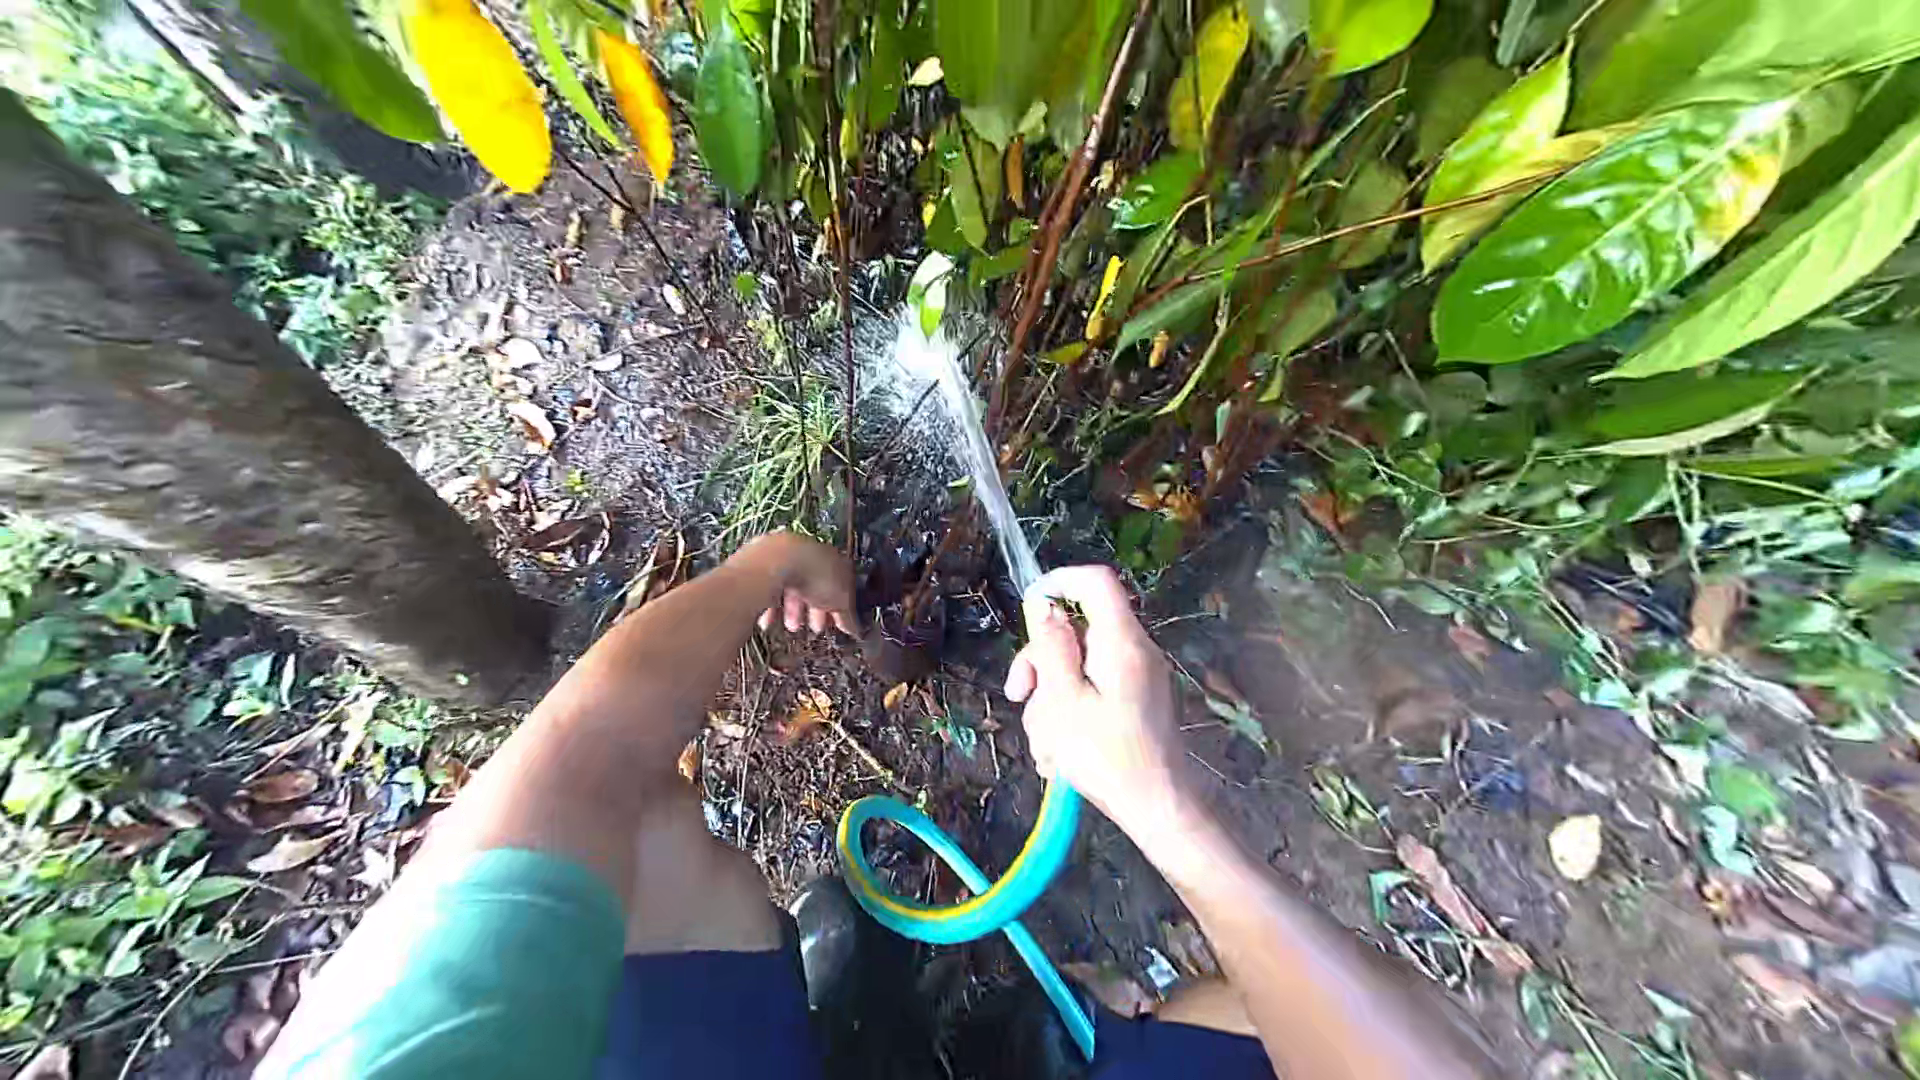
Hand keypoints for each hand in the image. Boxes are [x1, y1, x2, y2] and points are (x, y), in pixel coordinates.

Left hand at [740, 531, 856, 635]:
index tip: (835, 621)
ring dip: (792, 610)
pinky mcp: (759, 564)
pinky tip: (769, 622)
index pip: (838, 581)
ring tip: (792, 627)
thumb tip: (854, 628)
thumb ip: (848, 616)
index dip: (837, 605)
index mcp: (831, 556)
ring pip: (789, 586)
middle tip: (814, 627)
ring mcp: (782, 556)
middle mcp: (807, 552)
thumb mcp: (840, 601)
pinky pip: (767, 588)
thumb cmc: (813, 575)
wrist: (775, 563)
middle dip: (813, 609)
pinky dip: (769, 606)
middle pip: (812, 584)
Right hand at [1003, 565, 1186, 831]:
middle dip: (1041, 662)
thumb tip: (1041, 603)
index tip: (1028, 607)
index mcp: (1121, 642)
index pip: (1095, 581)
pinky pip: (1092, 688)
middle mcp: (1133, 650)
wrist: (1159, 811)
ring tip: (1045, 747)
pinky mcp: (1134, 698)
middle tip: (1018, 697)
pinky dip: (1069, 711)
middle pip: (1076, 629)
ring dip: (1050, 699)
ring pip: (1077, 664)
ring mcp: (1135, 675)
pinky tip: (1059, 752)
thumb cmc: (1107, 757)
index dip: (1058, 581)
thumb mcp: (1063, 701)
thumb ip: (1051, 647)